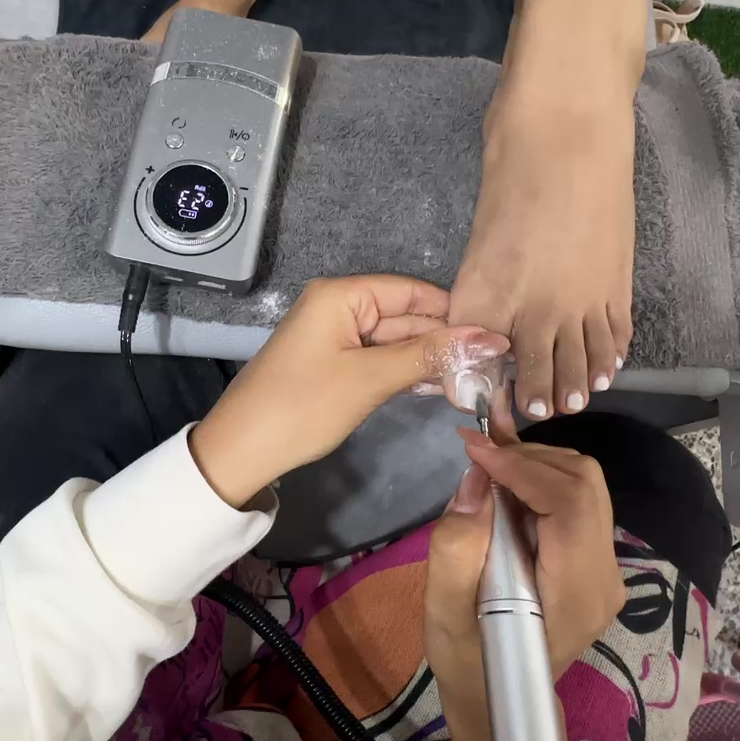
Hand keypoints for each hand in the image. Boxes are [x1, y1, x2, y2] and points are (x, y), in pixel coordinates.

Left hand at [190, 276, 509, 506]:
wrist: (243, 449)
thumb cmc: (304, 404)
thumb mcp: (370, 378)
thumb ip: (428, 355)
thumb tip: (488, 338)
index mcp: (342, 295)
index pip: (411, 291)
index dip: (453, 313)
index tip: (496, 337)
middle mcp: (340, 306)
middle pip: (405, 315)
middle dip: (445, 340)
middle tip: (494, 367)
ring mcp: (336, 336)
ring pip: (395, 340)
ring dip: (429, 359)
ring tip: (476, 380)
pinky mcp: (335, 363)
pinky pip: (379, 358)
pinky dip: (406, 370)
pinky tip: (440, 386)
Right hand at [424, 432, 624, 684]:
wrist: (493, 694)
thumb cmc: (466, 658)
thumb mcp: (444, 611)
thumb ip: (457, 547)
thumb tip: (477, 478)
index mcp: (577, 593)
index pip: (569, 503)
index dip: (522, 466)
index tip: (473, 447)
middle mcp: (604, 575)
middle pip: (584, 483)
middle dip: (528, 457)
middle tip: (477, 453)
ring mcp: (604, 566)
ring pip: (583, 483)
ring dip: (533, 463)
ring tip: (486, 464)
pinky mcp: (590, 557)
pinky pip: (575, 497)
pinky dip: (539, 476)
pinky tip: (503, 477)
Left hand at [451, 0, 638, 420]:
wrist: (569, 132)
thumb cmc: (510, 173)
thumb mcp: (479, 235)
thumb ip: (480, 285)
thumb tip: (479, 319)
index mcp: (494, 299)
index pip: (486, 358)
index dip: (485, 385)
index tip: (485, 408)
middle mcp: (541, 310)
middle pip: (538, 367)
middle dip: (534, 395)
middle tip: (534, 419)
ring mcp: (586, 299)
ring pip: (580, 358)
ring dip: (573, 383)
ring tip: (571, 404)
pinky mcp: (619, 282)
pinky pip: (616, 333)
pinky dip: (609, 354)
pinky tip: (608, 366)